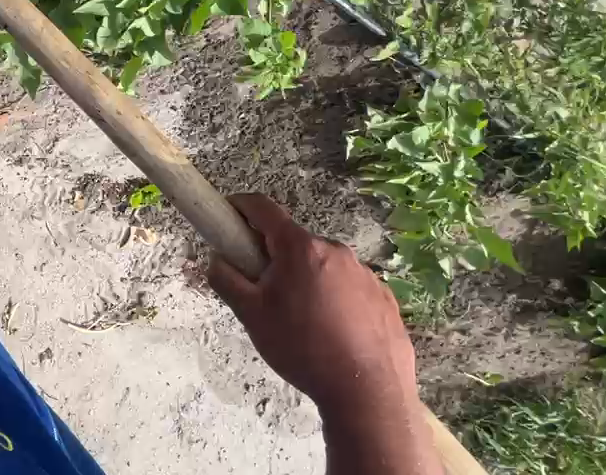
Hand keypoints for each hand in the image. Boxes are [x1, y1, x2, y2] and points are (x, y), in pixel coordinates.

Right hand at [210, 196, 435, 474]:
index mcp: (300, 248)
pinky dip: (334, 297)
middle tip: (264, 289)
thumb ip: (224, 277)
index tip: (227, 218)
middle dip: (274, 255)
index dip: (239, 206)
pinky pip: (349, 286)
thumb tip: (218, 260)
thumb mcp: (248, 313)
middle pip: (293, 241)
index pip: (262, 207)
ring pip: (322, 264)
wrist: (370, 398)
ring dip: (305, 277)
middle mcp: (336, 252)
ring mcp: (367, 276)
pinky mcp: (387, 300)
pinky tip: (332, 331)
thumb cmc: (303, 349)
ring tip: (302, 318)